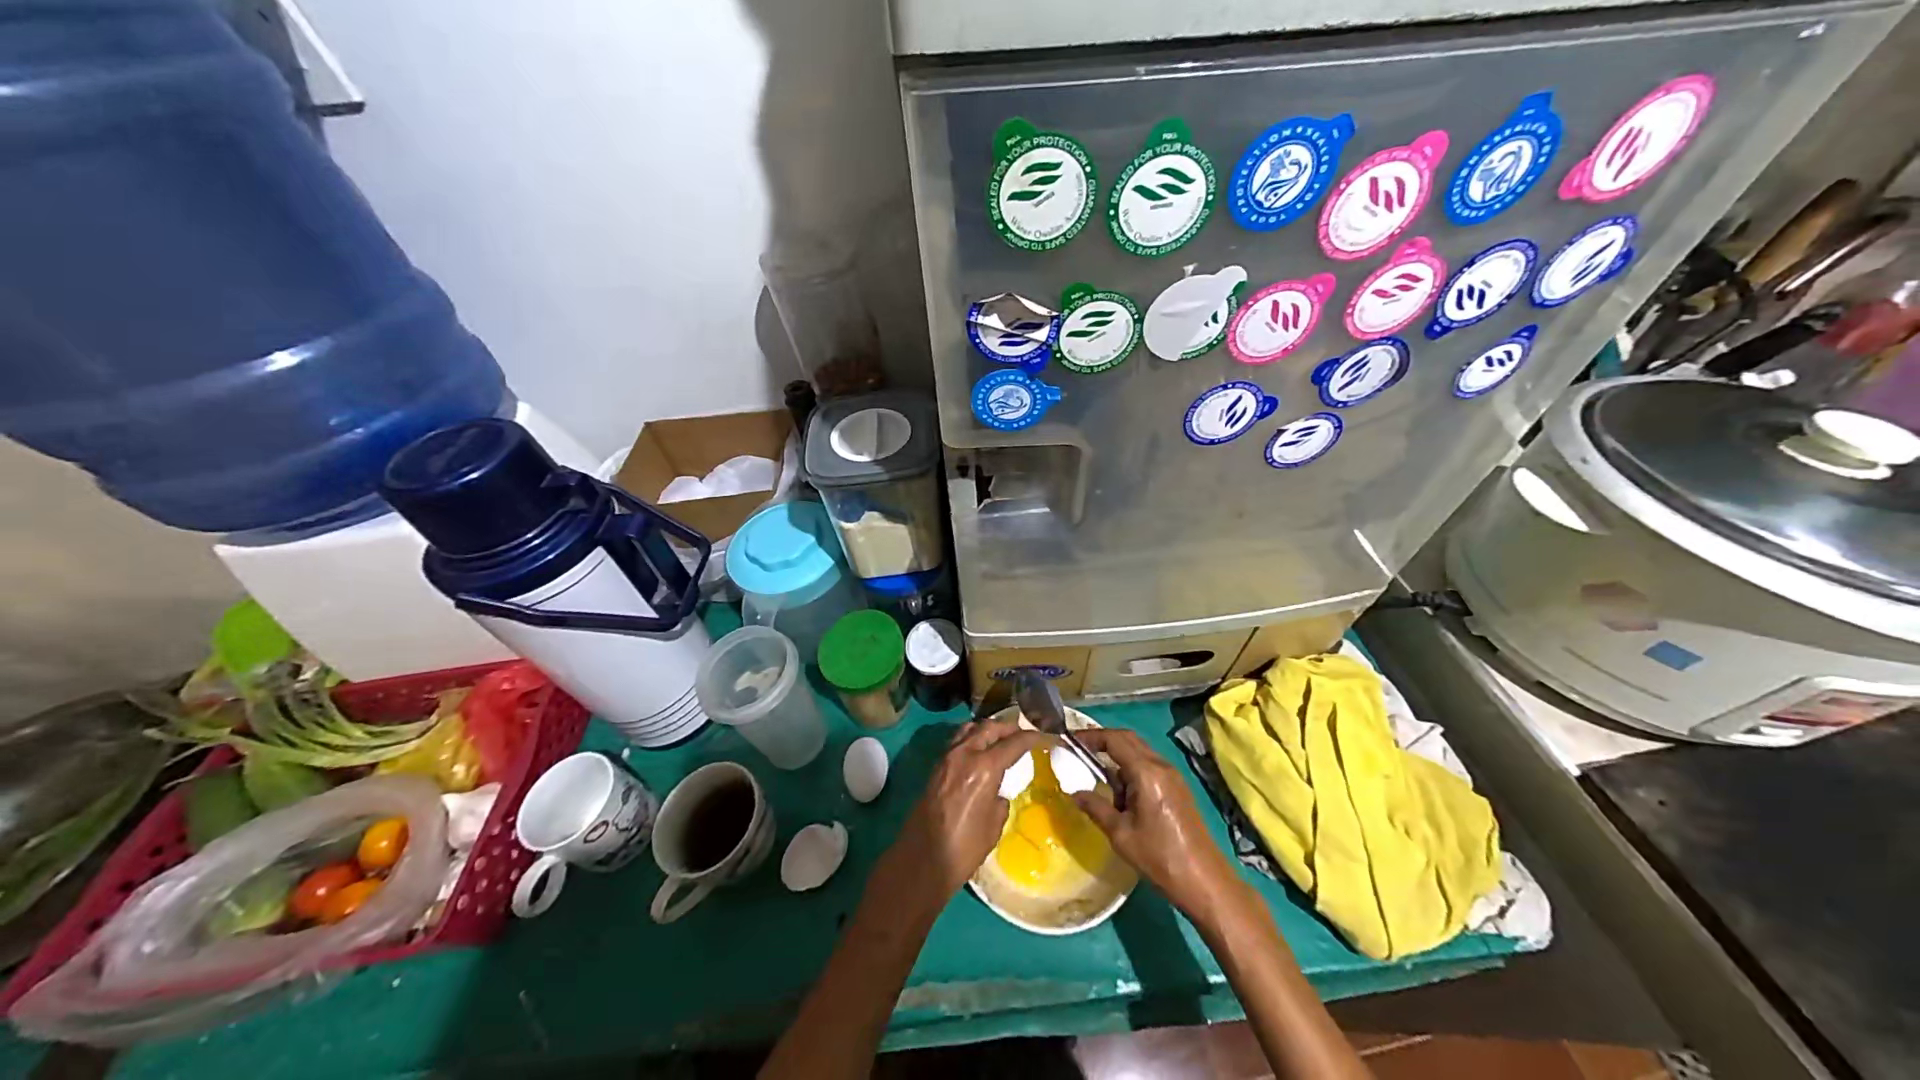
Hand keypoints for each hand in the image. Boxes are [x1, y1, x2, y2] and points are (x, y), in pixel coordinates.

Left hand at [880, 718, 1050, 901]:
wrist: (922, 860)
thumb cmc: (964, 848)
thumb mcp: (993, 825)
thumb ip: (999, 800)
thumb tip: (997, 794)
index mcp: (984, 767)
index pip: (1014, 742)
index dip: (1034, 737)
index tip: (1048, 737)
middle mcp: (964, 754)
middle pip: (989, 727)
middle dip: (1009, 728)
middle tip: (1024, 735)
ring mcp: (946, 759)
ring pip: (969, 730)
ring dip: (987, 730)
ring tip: (1002, 740)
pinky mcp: (935, 769)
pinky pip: (957, 743)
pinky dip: (972, 740)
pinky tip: (981, 754)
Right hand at [1070, 729, 1246, 919]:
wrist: (1203, 880)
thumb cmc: (1159, 857)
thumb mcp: (1120, 834)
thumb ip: (1095, 808)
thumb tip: (1075, 793)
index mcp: (1147, 772)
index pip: (1115, 740)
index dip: (1090, 736)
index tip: (1070, 740)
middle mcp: (1161, 766)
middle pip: (1128, 739)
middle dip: (1103, 741)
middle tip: (1080, 751)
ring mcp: (1173, 776)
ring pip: (1140, 753)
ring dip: (1118, 758)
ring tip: (1098, 779)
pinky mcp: (1178, 788)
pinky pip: (1149, 767)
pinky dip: (1131, 770)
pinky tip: (1121, 794)